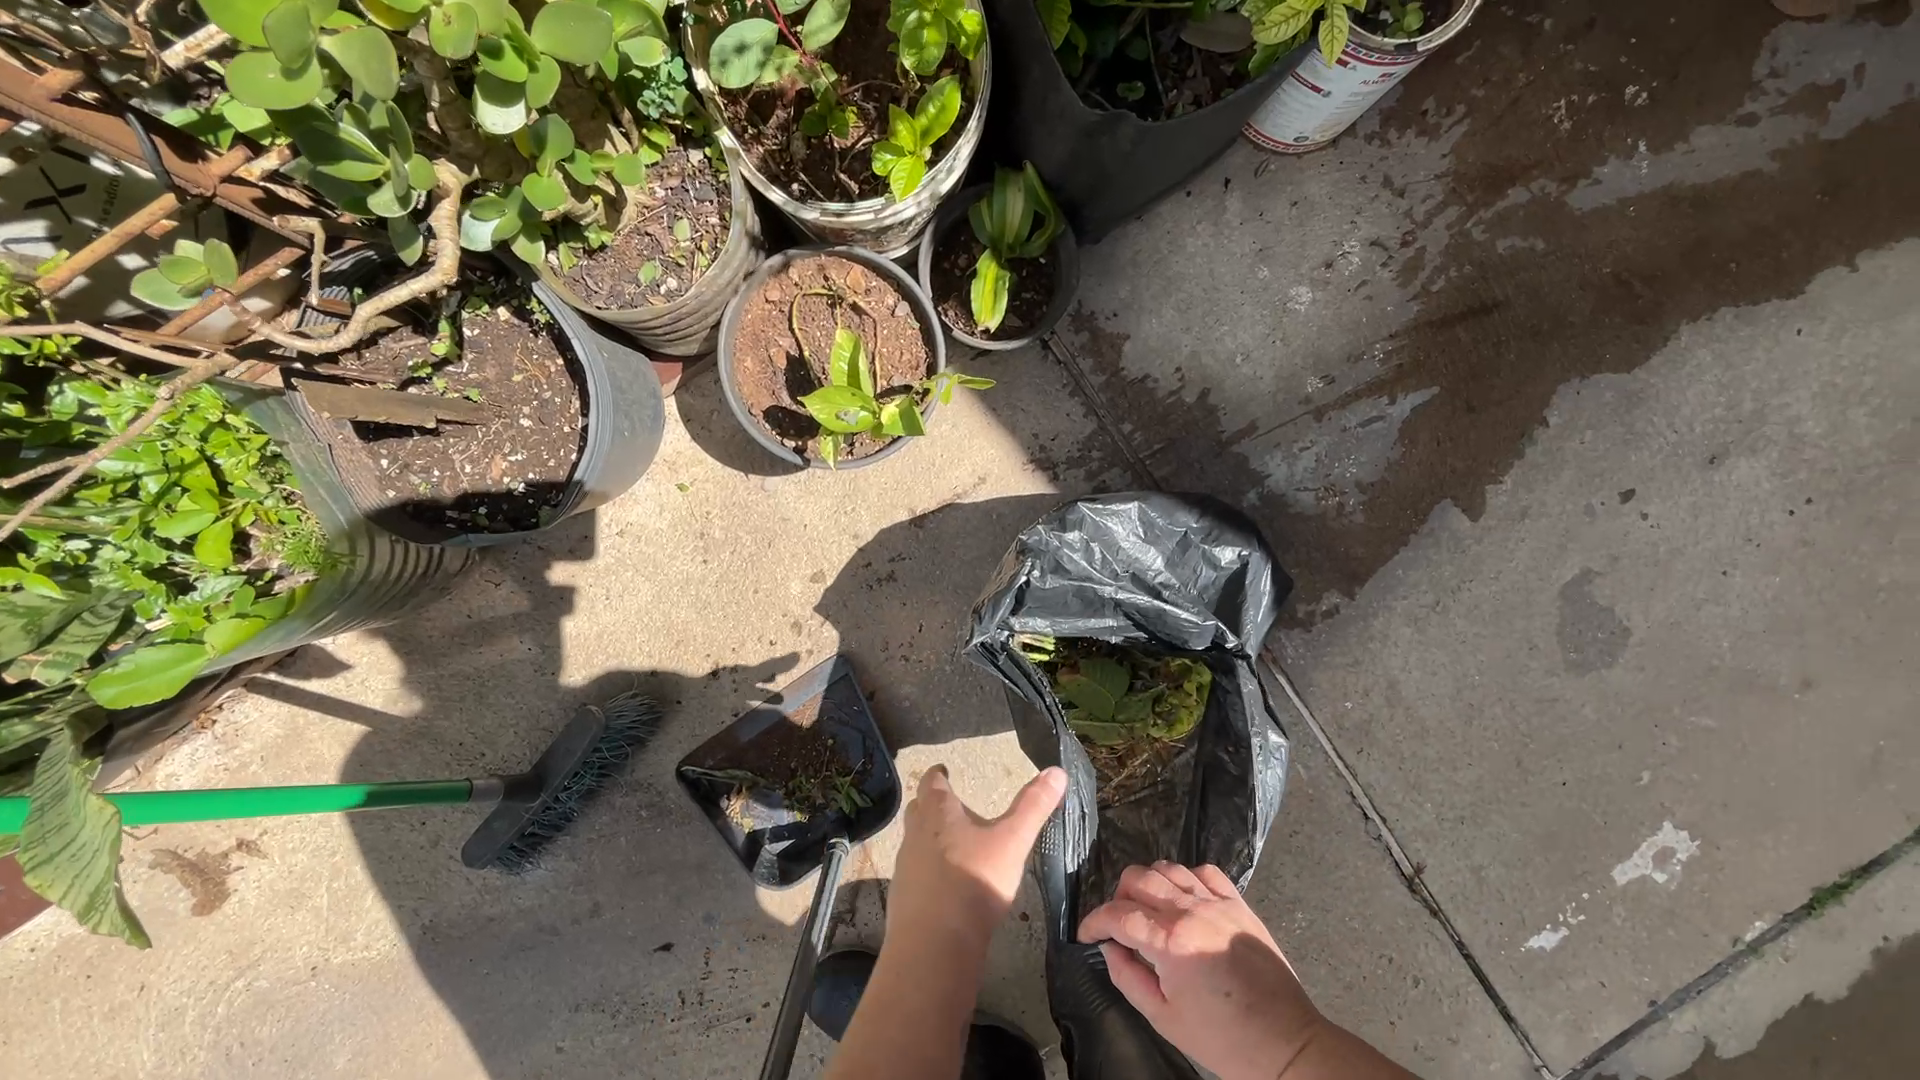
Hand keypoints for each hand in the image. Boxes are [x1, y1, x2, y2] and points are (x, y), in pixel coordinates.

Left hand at [885, 764, 1066, 945]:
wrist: (935, 943)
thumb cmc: (974, 881)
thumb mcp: (1013, 841)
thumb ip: (1033, 807)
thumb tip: (1057, 771)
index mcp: (938, 813)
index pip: (932, 782)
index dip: (937, 775)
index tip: (942, 771)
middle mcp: (916, 834)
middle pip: (918, 810)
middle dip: (930, 804)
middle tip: (946, 804)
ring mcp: (905, 867)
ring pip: (914, 842)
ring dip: (928, 838)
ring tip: (951, 845)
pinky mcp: (904, 898)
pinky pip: (915, 874)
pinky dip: (928, 872)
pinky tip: (946, 886)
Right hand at [1078, 861, 1328, 1079]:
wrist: (1286, 1042)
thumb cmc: (1222, 1038)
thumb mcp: (1164, 1017)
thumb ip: (1128, 977)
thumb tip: (1109, 948)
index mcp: (1170, 941)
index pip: (1117, 914)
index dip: (1094, 922)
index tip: (1085, 934)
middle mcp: (1191, 911)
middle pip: (1138, 878)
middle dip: (1118, 897)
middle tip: (1117, 924)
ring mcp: (1218, 902)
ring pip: (1168, 868)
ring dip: (1148, 883)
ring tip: (1146, 909)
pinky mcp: (1239, 904)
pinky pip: (1204, 872)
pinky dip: (1185, 877)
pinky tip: (1182, 899)